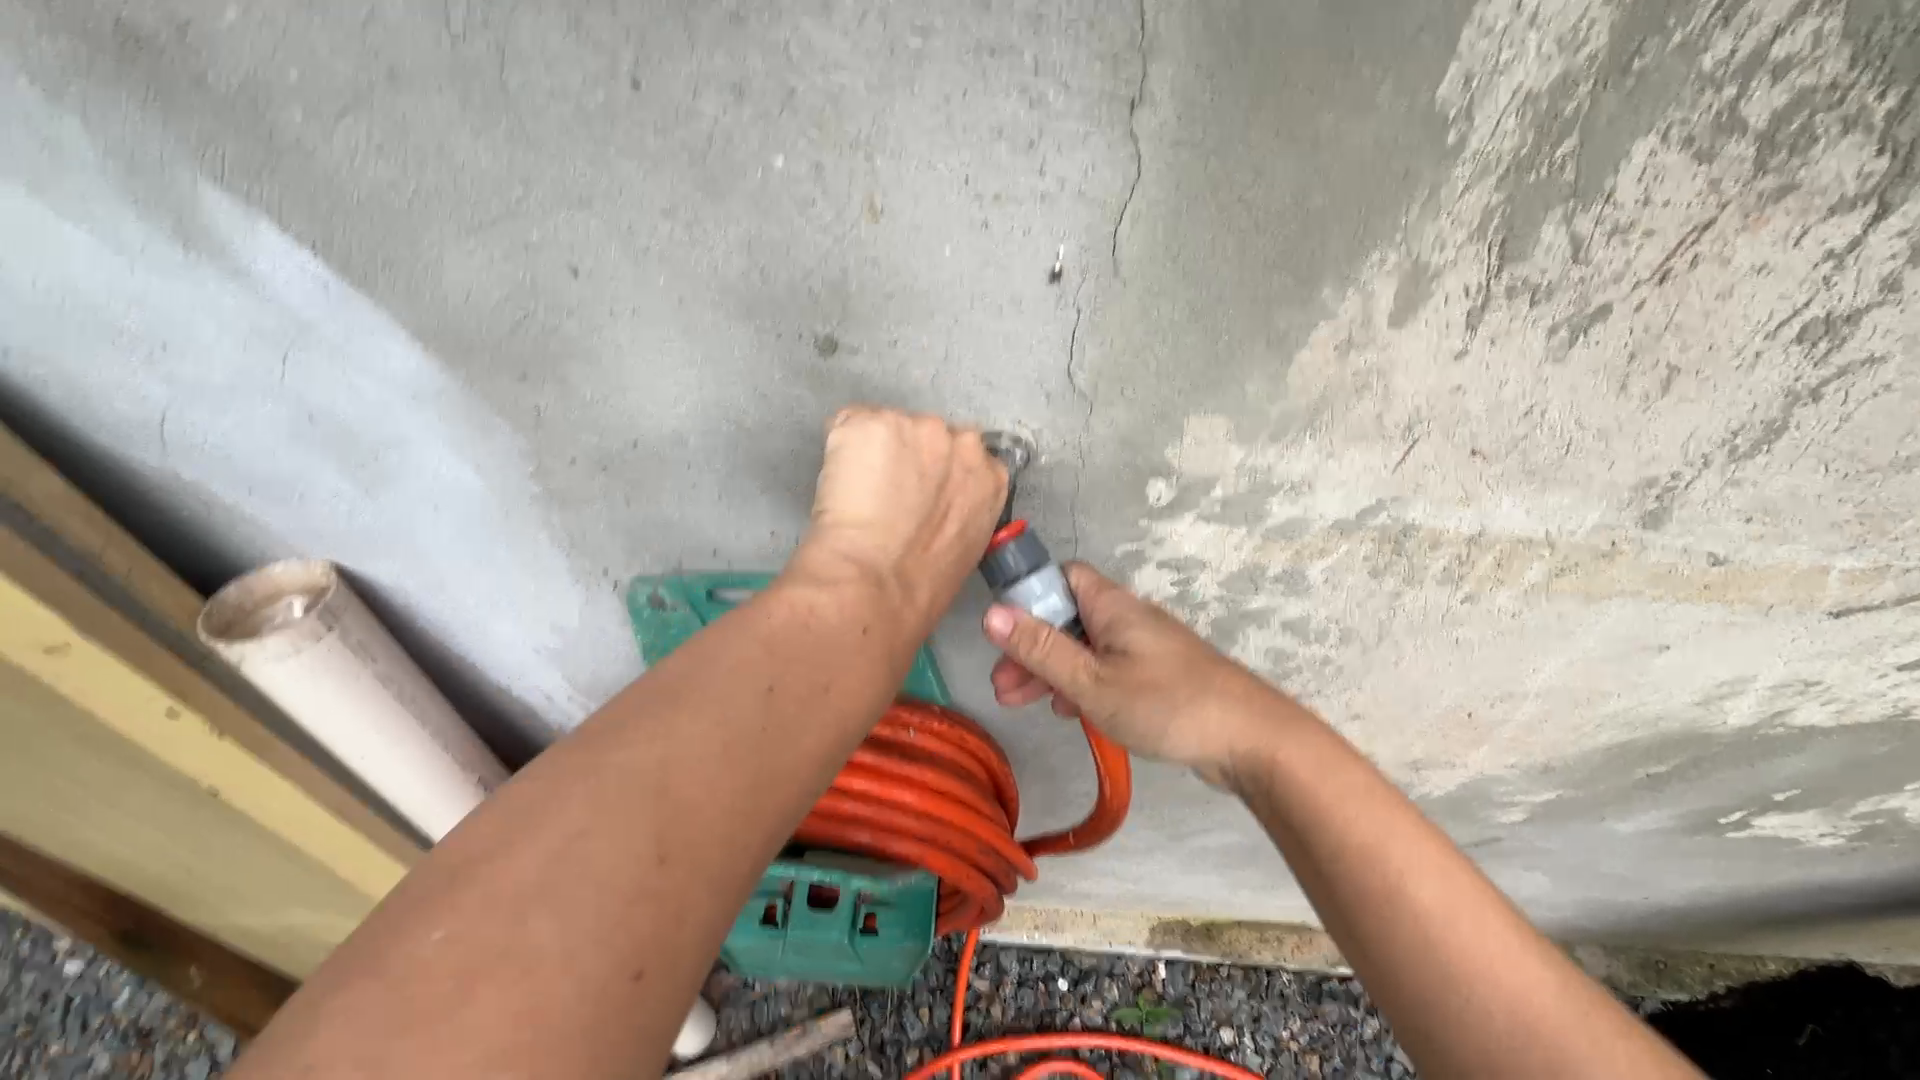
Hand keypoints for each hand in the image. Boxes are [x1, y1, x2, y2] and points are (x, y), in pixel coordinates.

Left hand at [786, 406, 1006, 633]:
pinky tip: (842, 489)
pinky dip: (839, 451)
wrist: (875, 581)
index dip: (934, 472)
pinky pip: (848, 427)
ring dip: (874, 454)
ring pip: (888, 428)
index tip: (917, 493)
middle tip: (887, 496)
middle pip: (927, 434)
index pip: (962, 454)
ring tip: (862, 497)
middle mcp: (961, 442)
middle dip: (907, 457)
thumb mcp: (968, 545)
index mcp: (990, 476)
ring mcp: (915, 427)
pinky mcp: (871, 424)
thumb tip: (933, 502)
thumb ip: (959, 507)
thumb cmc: (921, 584)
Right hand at [983, 562, 1281, 785]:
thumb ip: (1040, 649)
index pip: (1062, 577)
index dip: (1029, 596)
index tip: (1003, 632)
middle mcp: (1129, 618)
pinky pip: (1109, 670)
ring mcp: (1146, 648)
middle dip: (1032, 646)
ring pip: (1086, 648)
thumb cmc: (1166, 703)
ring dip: (1053, 670)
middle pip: (1068, 617)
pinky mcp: (1160, 677)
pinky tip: (1070, 713)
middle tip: (1003, 686)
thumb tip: (991, 613)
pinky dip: (1083, 685)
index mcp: (1112, 606)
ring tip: (1022, 703)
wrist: (1251, 739)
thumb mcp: (1091, 681)